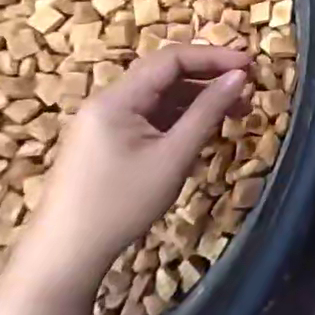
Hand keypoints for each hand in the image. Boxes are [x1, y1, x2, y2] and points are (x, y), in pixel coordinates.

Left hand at [17, 45, 249, 288]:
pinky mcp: (107, 142)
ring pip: (160, 96)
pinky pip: (150, 116)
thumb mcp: (173, 157)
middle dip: (209, 77)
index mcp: (116, 98)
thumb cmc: (121, 205)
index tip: (250, 64)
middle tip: (248, 89)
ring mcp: (105, 122)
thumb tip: (240, 76)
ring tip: (236, 112)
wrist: (63, 258)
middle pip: (165, 74)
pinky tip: (204, 130)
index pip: (171, 58)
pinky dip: (180, 118)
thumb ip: (208, 111)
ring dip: (198, 99)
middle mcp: (107, 101)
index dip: (214, 56)